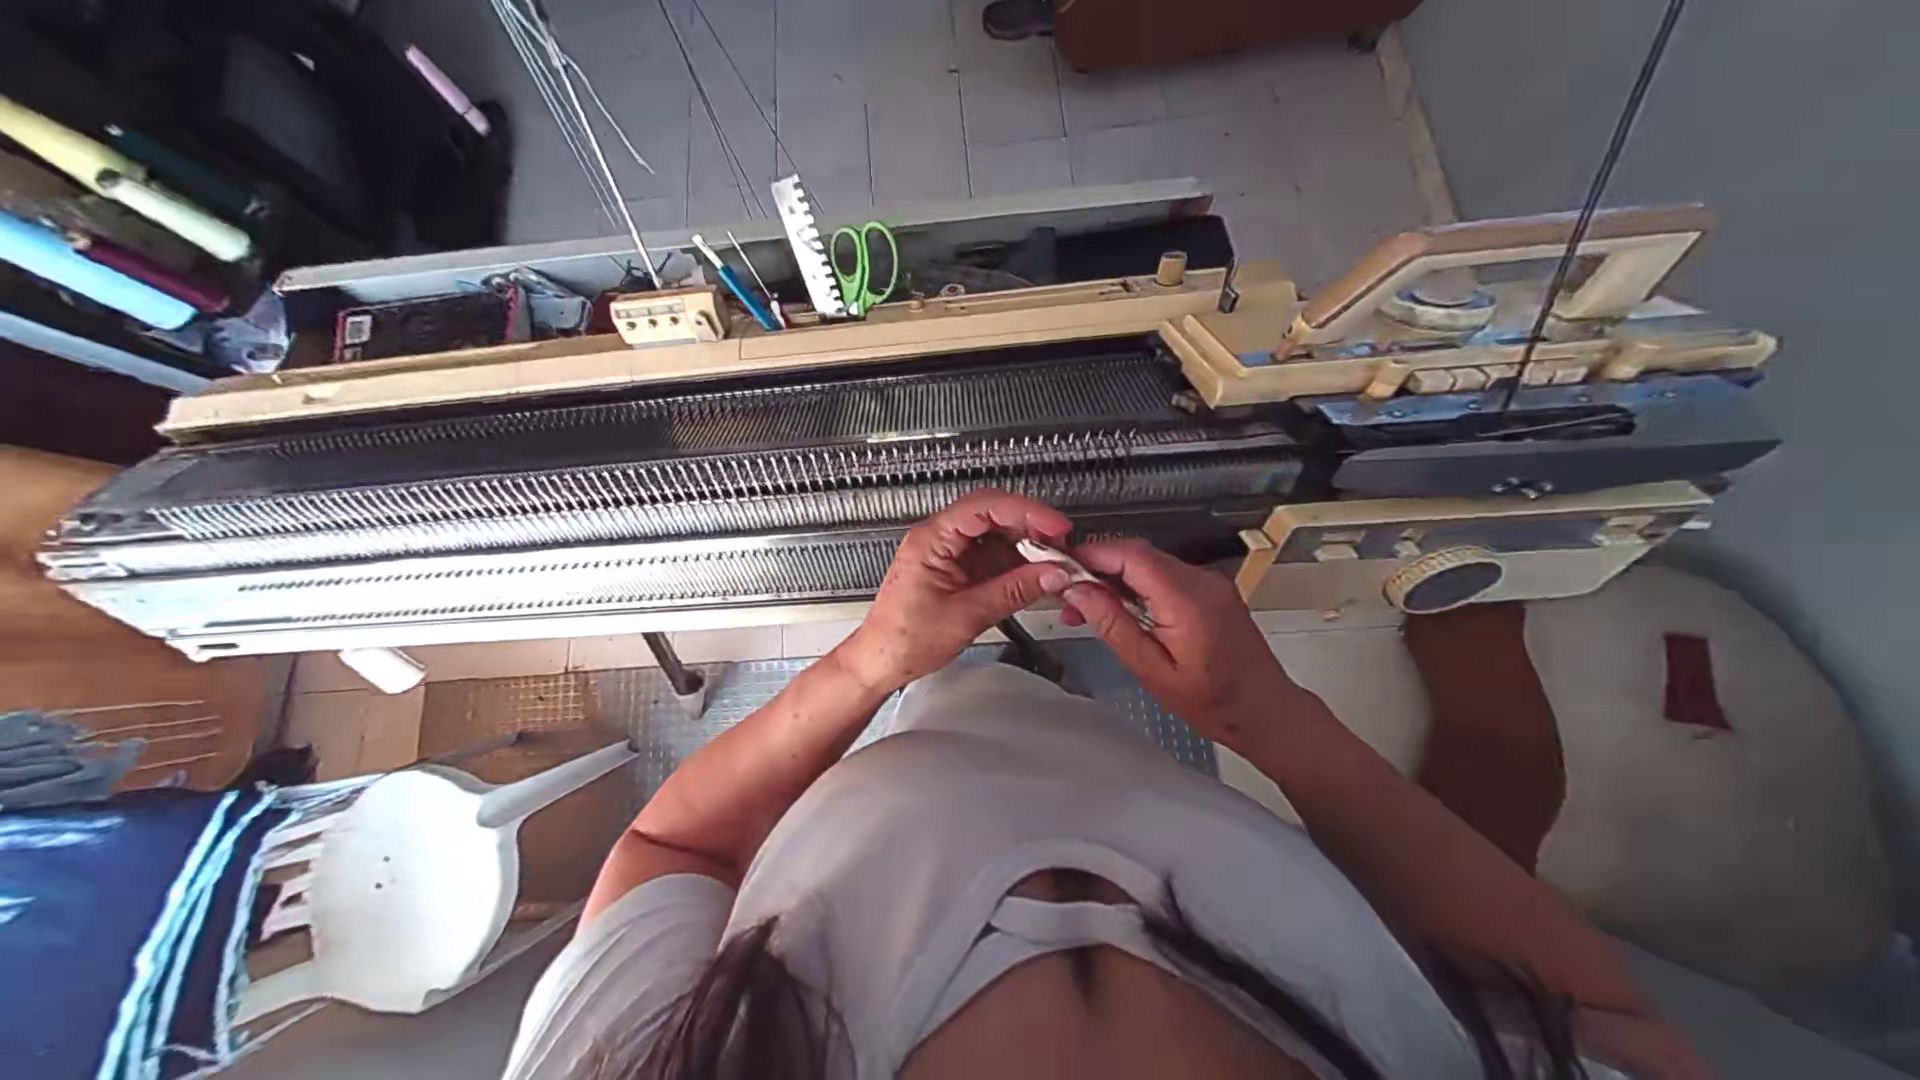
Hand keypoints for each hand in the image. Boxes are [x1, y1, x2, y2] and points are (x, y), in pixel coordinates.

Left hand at [836, 489, 1074, 693]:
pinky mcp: (955, 568)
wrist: (881, 661)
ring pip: (994, 534)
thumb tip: (1052, 574)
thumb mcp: (967, 616)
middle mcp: (937, 539)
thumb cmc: (903, 639)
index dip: (1026, 512)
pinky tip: (1032, 576)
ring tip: (1052, 564)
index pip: (985, 507)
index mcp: (931, 540)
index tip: (1054, 527)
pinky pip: (990, 554)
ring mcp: (946, 552)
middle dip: (1030, 527)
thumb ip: (1014, 591)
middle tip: (1060, 544)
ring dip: (1025, 546)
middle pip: (992, 514)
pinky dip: (1014, 563)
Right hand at [1060, 538, 1300, 745]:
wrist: (1265, 710)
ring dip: (1115, 578)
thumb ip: (1113, 626)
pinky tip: (1119, 609)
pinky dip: (1136, 586)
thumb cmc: (1215, 701)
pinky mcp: (1209, 590)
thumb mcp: (1152, 671)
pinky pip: (1164, 575)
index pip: (1131, 555)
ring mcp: (1208, 583)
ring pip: (1148, 563)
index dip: (1092, 555)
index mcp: (1187, 600)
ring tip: (1088, 608)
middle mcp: (1201, 581)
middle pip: (1137, 555)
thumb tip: (1079, 593)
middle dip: (1098, 569)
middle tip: (1069, 596)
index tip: (1064, 568)